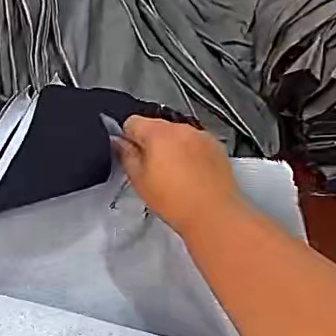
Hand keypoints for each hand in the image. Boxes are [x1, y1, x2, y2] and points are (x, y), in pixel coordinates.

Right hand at [114, 115, 246, 234]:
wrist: (214, 214)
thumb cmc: (175, 201)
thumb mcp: (139, 180)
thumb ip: (126, 155)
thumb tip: (119, 143)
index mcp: (158, 132)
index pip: (133, 121)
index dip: (128, 137)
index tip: (131, 154)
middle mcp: (181, 128)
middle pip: (157, 126)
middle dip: (151, 143)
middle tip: (151, 170)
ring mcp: (201, 136)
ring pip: (177, 134)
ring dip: (172, 147)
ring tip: (174, 175)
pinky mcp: (216, 147)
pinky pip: (196, 143)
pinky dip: (190, 153)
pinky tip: (191, 175)